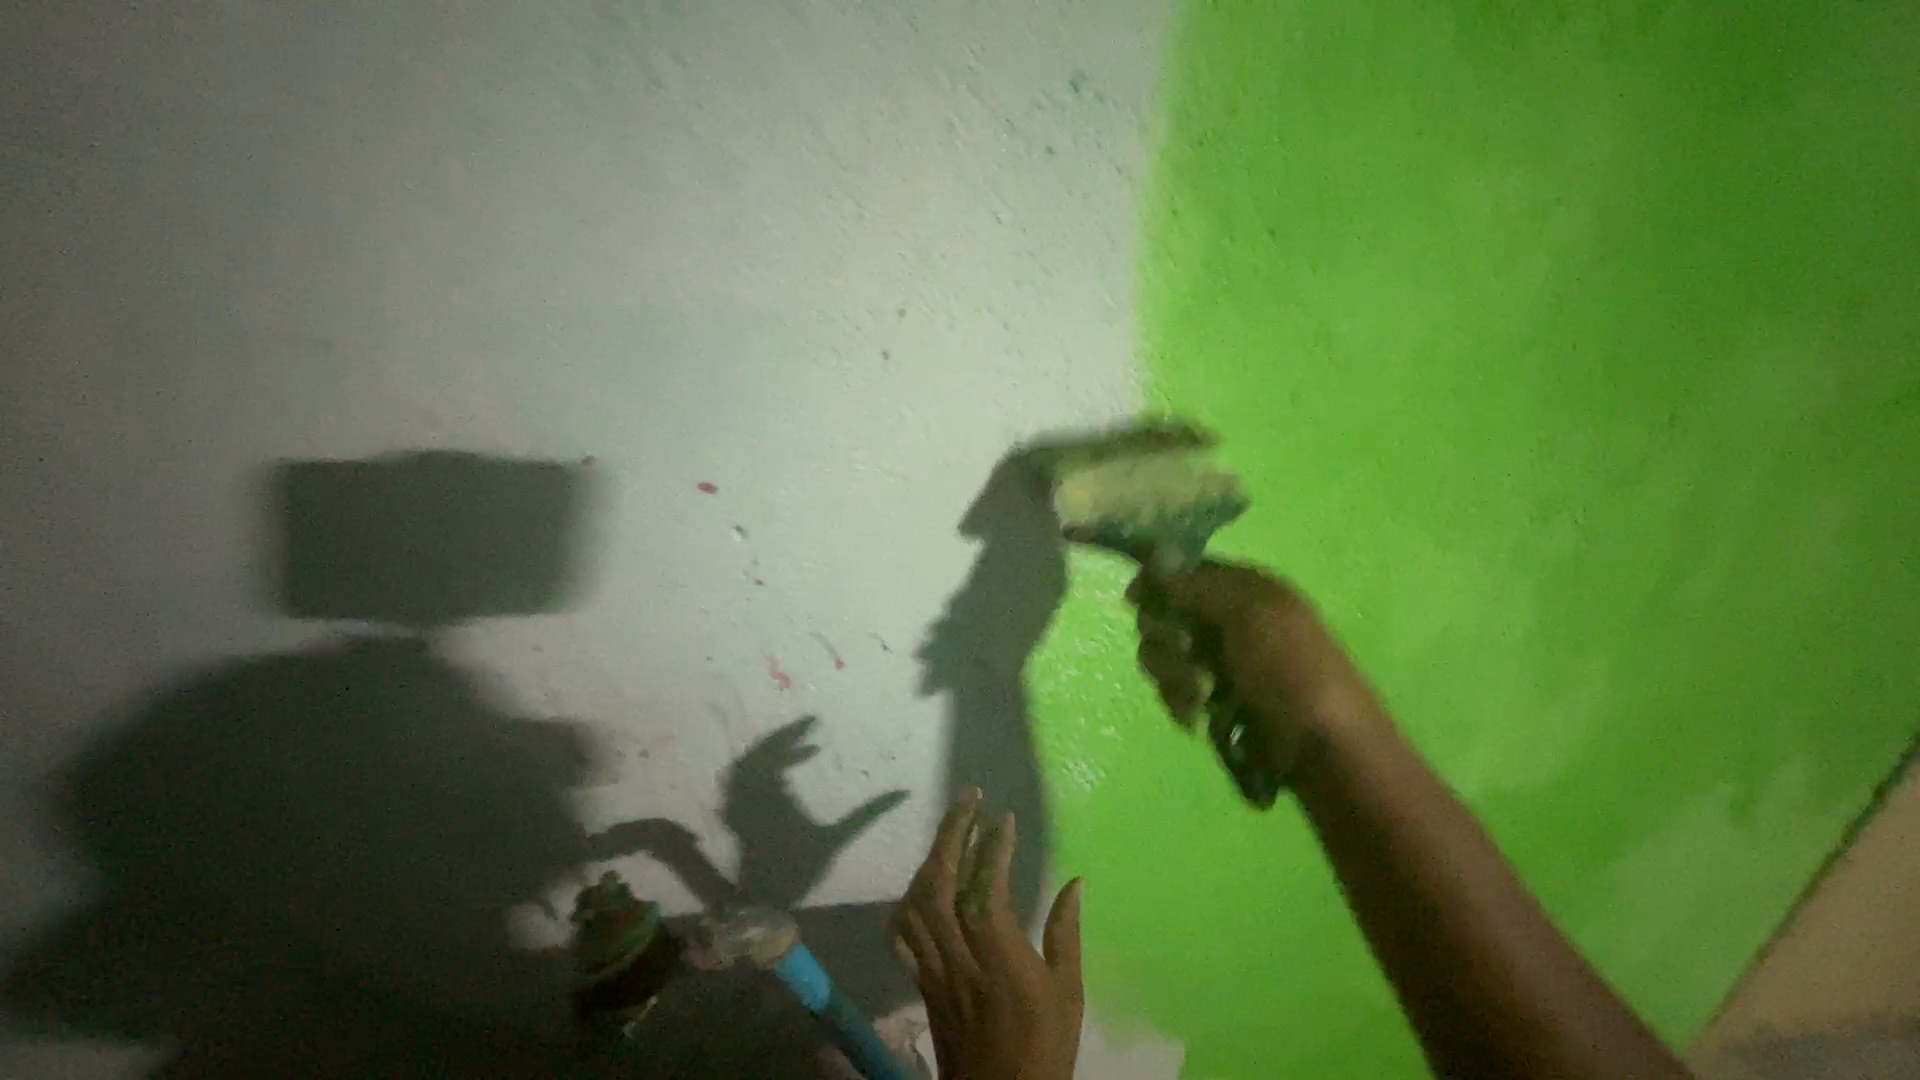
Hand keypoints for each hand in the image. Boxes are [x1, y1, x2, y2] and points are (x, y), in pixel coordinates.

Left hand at [892, 788, 1083, 1079]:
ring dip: (930, 858)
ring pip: (915, 902)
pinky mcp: (920, 981)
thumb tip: (1075, 882)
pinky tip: (923, 882)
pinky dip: (908, 898)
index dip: (991, 850)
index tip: (1003, 817)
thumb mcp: (1068, 992)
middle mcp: (959, 958)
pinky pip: (901, 933)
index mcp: (1000, 960)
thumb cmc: (1044, 1046)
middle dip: (951, 834)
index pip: (985, 891)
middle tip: (969, 799)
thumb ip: (1066, 933)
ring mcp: (933, 969)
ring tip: (952, 831)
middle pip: (939, 885)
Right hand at [1131, 560, 1385, 781]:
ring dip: (1172, 675)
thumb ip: (1199, 586)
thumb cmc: (1290, 672)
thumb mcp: (1250, 615)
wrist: (1321, 750)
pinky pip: (1171, 689)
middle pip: (1164, 613)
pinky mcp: (1209, 700)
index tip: (1135, 600)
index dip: (1156, 582)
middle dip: (1164, 636)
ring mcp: (1217, 662)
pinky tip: (1197, 719)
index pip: (1184, 570)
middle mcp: (1227, 619)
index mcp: (1245, 589)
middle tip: (1187, 654)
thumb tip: (1155, 557)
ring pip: (1161, 654)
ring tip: (1202, 698)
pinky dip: (1178, 702)